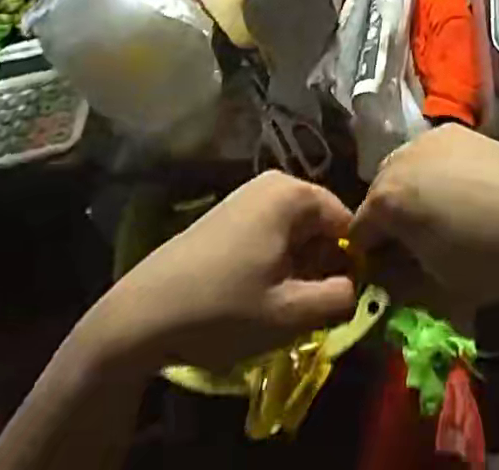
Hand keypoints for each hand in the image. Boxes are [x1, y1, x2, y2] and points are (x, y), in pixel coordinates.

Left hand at [72, 172, 357, 373]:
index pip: (348, 223)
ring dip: (299, 266)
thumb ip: (340, 299)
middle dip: (323, 264)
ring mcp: (246, 195)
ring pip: (296, 231)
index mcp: (293, 194)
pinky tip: (257, 294)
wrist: (141, 315)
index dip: (353, 263)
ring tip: (281, 304)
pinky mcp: (227, 213)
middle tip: (310, 307)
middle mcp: (272, 183)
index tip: (342, 301)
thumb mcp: (291, 314)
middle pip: (320, 224)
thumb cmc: (223, 309)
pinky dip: (276, 261)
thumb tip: (357, 288)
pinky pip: (271, 232)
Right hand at [350, 125, 498, 306]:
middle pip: (377, 196)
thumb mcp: (439, 287)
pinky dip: (433, 172)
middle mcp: (397, 160)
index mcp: (385, 200)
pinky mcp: (454, 130)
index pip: (357, 233)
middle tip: (418, 245)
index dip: (370, 258)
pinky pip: (428, 156)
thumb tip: (383, 280)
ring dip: (410, 193)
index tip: (390, 273)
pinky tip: (463, 191)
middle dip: (390, 221)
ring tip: (443, 215)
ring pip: (402, 171)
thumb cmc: (492, 257)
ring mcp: (426, 139)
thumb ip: (399, 283)